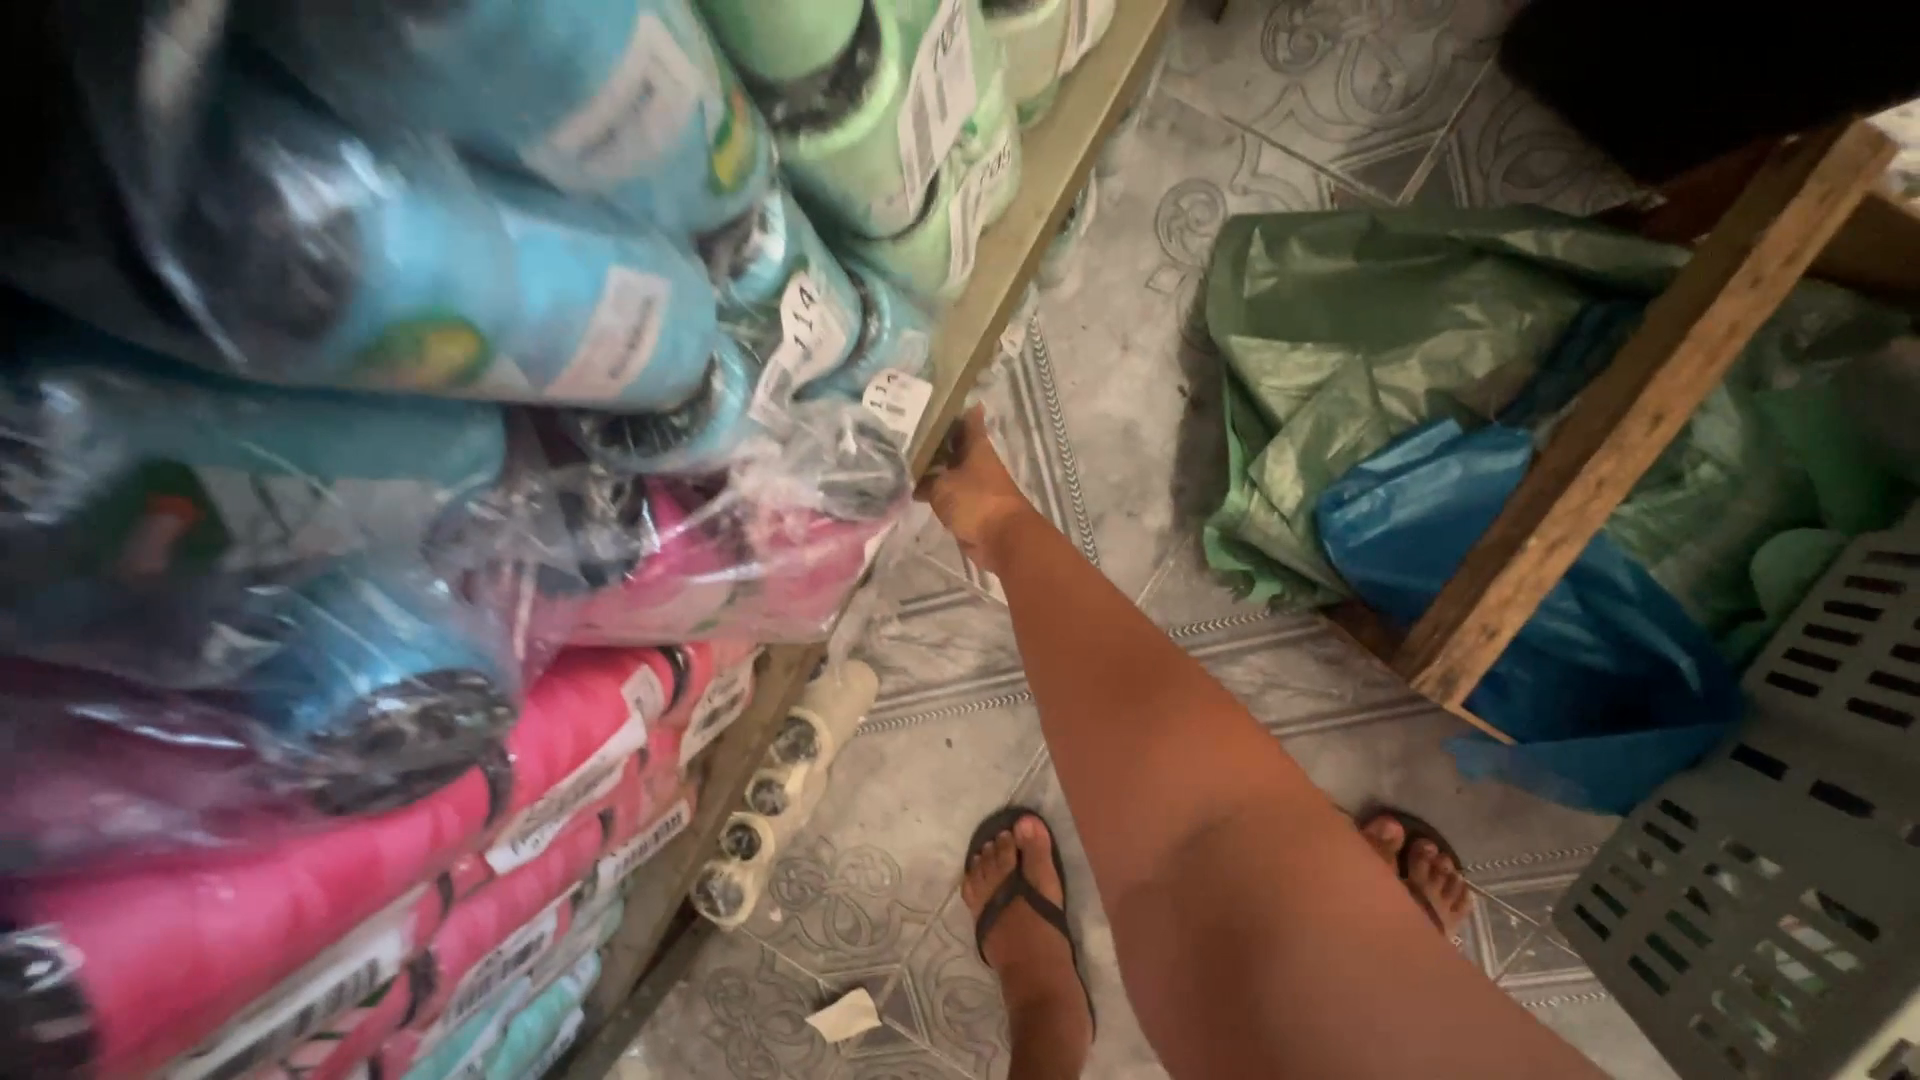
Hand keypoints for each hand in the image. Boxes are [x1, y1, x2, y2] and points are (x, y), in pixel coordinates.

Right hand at [915, 405, 1034, 575]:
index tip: (929, 400)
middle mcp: (976, 461)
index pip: (964, 420)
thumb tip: (913, 471)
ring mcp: (973, 484)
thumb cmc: (975, 501)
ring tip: (899, 457)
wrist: (1001, 538)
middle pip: (952, 445)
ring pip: (947, 469)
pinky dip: (932, 490)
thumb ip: (926, 477)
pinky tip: (910, 488)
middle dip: (931, 440)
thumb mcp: (943, 485)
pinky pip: (946, 492)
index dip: (949, 410)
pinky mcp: (968, 506)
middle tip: (900, 431)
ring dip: (930, 466)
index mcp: (976, 447)